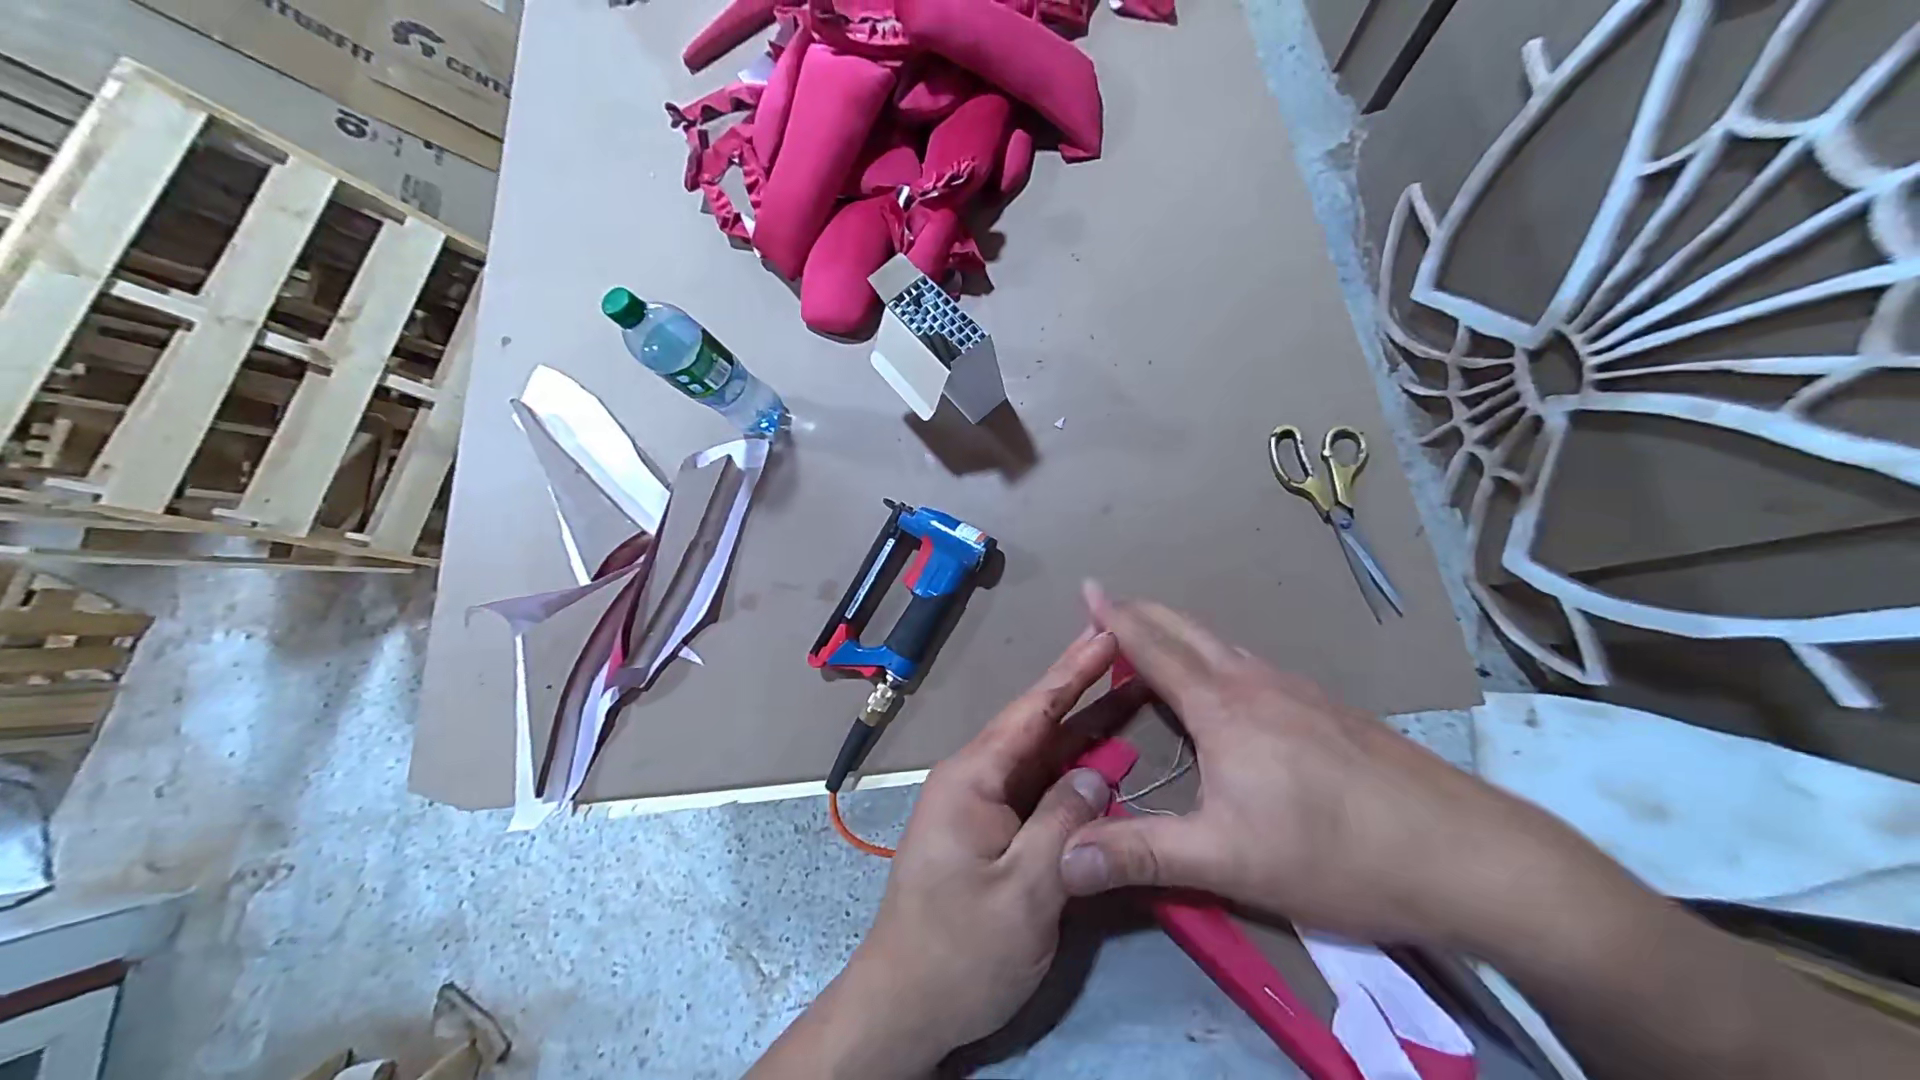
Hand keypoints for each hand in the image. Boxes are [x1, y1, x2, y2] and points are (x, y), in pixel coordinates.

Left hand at [749, 629, 1128, 1077]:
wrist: (906, 1005)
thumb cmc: (960, 950)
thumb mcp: (1024, 891)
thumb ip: (1065, 823)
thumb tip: (1098, 774)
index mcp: (973, 777)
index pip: (1032, 711)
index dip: (1073, 670)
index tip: (1105, 632)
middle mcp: (975, 779)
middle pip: (1037, 725)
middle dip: (1082, 688)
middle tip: (1125, 650)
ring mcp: (981, 804)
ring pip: (1041, 755)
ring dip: (1083, 727)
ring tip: (1127, 692)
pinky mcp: (991, 830)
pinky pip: (1038, 788)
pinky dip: (1073, 769)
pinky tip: (1103, 758)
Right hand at [1060, 584, 1621, 948]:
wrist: (1469, 856)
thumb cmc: (1336, 853)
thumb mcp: (1228, 861)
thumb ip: (1141, 854)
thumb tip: (1062, 859)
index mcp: (1223, 707)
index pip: (1154, 647)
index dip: (1115, 617)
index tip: (1087, 586)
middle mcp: (1257, 683)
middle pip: (1188, 630)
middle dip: (1143, 612)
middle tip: (1108, 604)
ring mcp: (1300, 691)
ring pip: (1223, 646)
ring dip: (1180, 633)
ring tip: (1155, 639)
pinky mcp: (1329, 710)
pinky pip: (1252, 665)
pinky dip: (1215, 657)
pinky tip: (1227, 685)